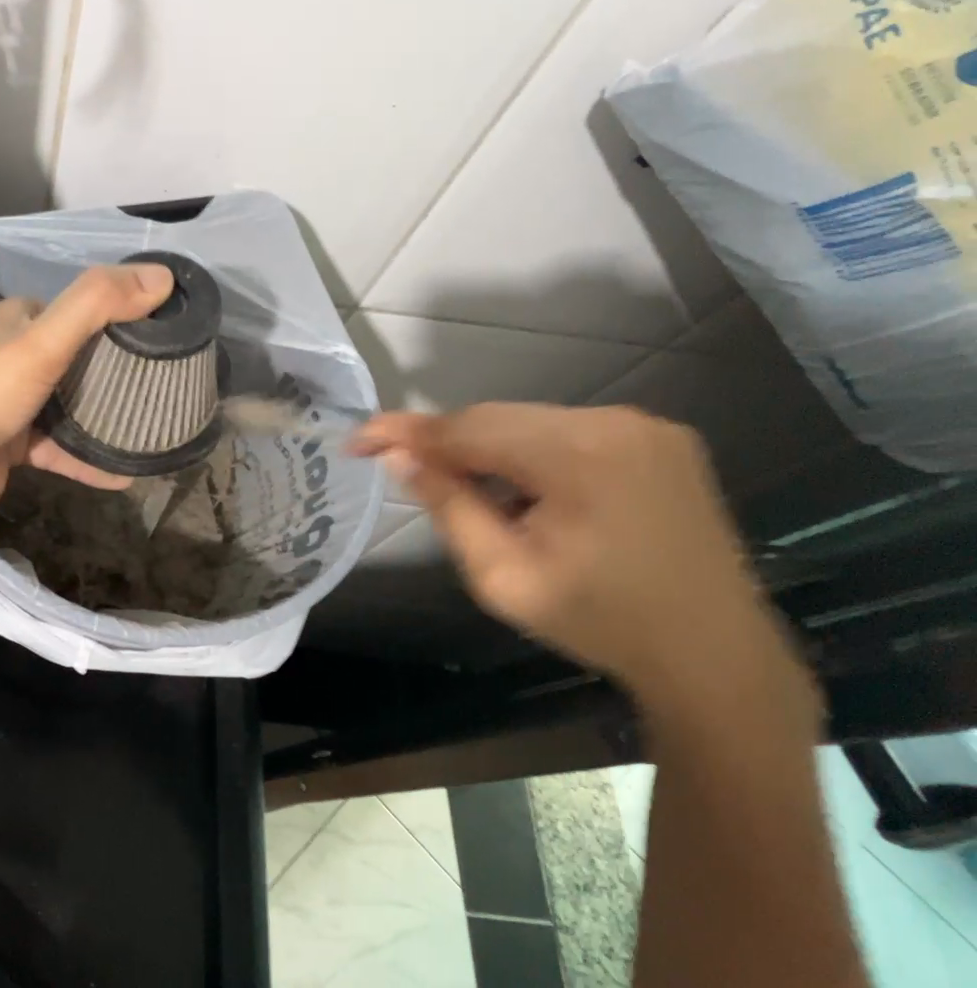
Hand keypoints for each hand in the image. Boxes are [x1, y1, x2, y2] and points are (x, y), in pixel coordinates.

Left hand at [0, 262, 174, 523]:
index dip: (122, 316)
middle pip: (81, 356)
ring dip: (108, 416)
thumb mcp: (40, 344)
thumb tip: (162, 275)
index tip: (166, 333)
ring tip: (155, 425)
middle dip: (121, 370)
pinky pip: (62, 446)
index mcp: (16, 319)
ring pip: (73, 403)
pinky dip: (89, 457)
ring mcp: (14, 401)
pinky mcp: (16, 443)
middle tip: (168, 383)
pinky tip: (125, 472)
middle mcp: (14, 354)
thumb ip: (96, 306)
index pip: (80, 307)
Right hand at [351, 403, 791, 699]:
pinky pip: (569, 433)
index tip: (357, 441)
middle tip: (395, 467)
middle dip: (445, 443)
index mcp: (579, 455)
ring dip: (487, 450)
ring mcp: (647, 427)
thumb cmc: (601, 622)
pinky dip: (530, 454)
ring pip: (531, 423)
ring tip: (465, 493)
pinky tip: (522, 492)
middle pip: (499, 419)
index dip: (406, 433)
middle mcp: (616, 422)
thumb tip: (398, 457)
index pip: (468, 428)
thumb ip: (449, 507)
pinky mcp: (661, 441)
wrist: (714, 654)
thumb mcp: (504, 576)